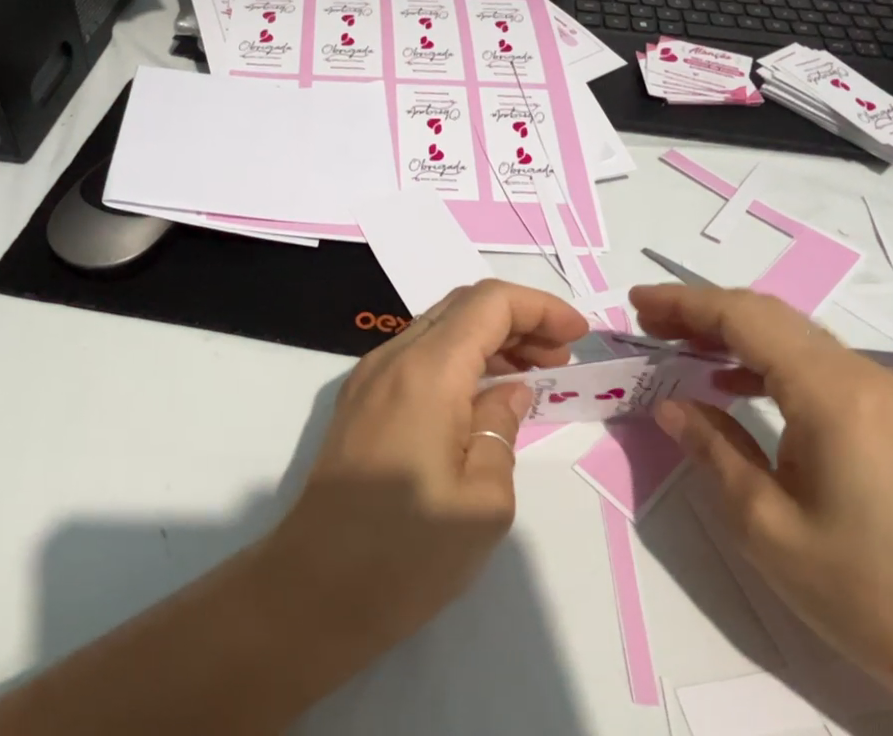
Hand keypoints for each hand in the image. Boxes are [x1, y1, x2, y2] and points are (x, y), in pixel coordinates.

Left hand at [260, 280, 589, 651]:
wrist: (314, 590)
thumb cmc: (407, 552)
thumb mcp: (482, 499)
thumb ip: (500, 429)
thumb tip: (508, 392)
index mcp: (426, 372)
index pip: (489, 302)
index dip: (540, 308)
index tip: (578, 338)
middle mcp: (391, 361)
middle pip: (460, 307)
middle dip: (517, 320)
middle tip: (559, 359)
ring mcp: (367, 381)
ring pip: (436, 330)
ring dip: (486, 341)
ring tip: (530, 378)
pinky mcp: (357, 406)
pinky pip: (414, 360)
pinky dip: (456, 362)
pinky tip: (481, 399)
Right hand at [629, 284, 892, 687]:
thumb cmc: (867, 590)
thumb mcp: (767, 526)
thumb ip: (714, 451)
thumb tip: (671, 406)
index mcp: (831, 395)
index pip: (746, 320)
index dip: (685, 304)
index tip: (636, 302)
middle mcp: (865, 378)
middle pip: (773, 318)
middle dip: (704, 312)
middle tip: (648, 322)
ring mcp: (888, 398)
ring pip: (798, 340)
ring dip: (736, 334)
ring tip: (679, 347)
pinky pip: (820, 369)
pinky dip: (769, 362)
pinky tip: (737, 385)